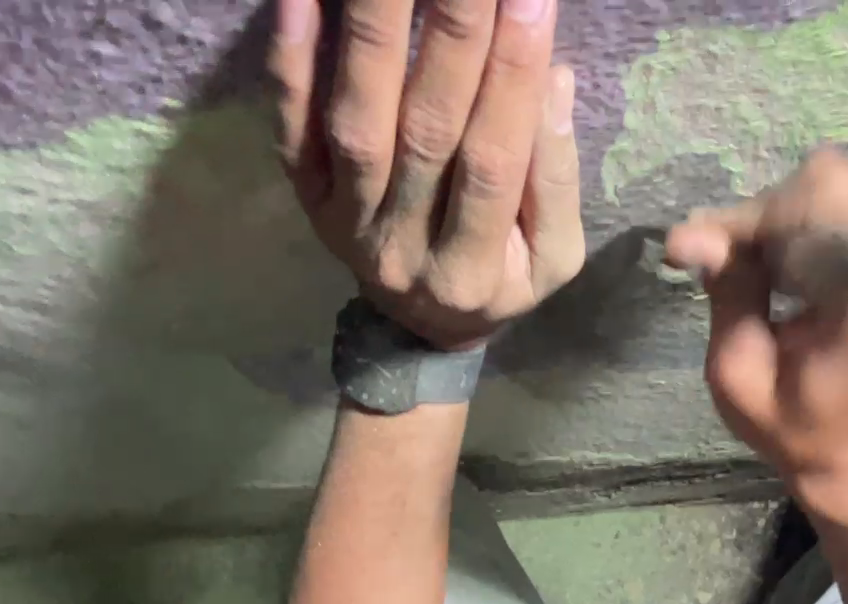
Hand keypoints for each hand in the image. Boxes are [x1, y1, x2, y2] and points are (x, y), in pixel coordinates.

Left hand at [269, 0, 583, 348]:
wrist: (421, 329)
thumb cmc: (497, 283)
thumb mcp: (550, 261)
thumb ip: (556, 184)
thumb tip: (552, 83)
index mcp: (471, 270)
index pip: (494, 164)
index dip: (514, 80)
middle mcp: (402, 249)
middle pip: (427, 132)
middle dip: (454, 33)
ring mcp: (346, 223)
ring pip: (357, 121)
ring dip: (376, 28)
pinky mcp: (308, 198)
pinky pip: (293, 130)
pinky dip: (291, 61)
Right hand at [664, 150, 847, 481]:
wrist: (840, 440)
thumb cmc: (788, 421)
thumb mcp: (737, 375)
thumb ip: (727, 296)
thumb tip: (687, 234)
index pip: (822, 200)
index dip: (756, 217)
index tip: (700, 251)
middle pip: (821, 185)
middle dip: (757, 219)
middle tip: (712, 264)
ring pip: (819, 188)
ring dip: (767, 224)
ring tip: (735, 273)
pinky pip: (827, 206)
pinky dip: (783, 230)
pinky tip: (762, 271)